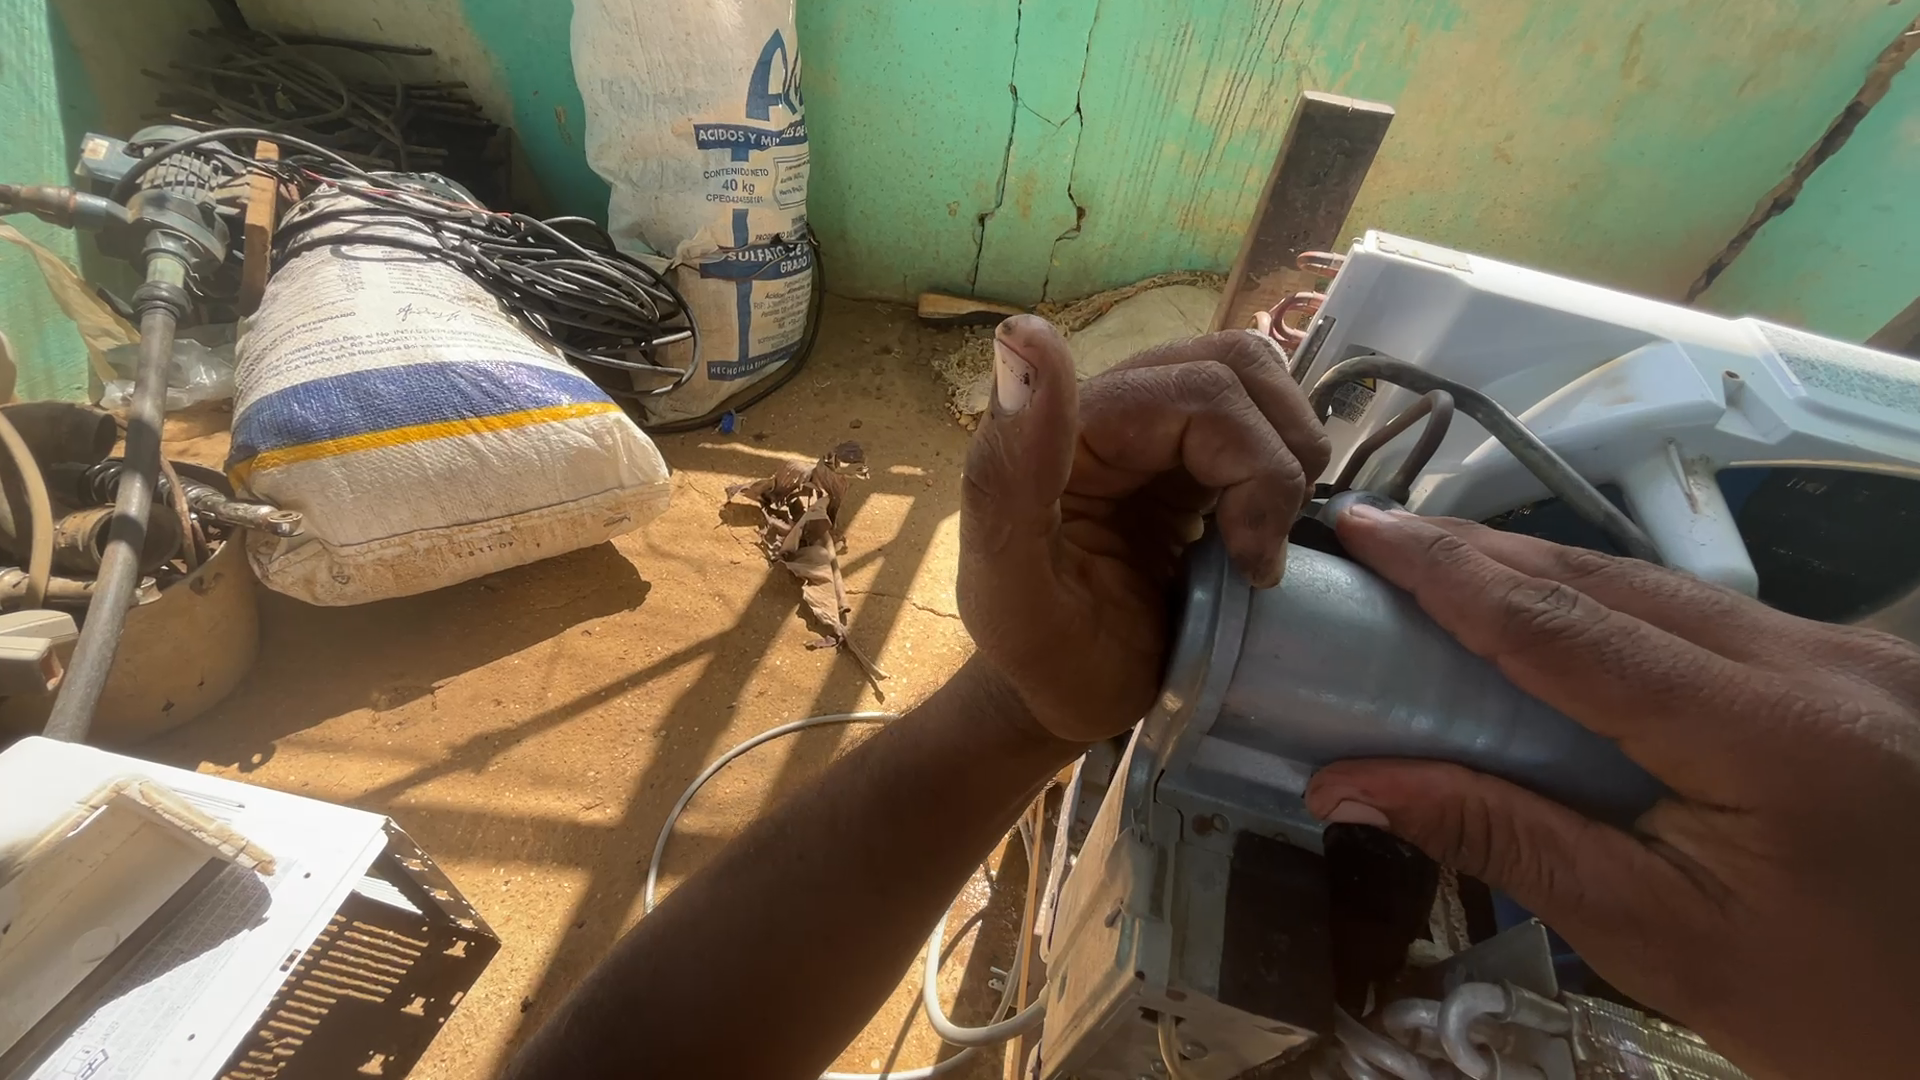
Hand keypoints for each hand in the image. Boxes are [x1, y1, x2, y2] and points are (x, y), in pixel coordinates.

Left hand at [957, 315, 1329, 743]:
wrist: (1072, 690)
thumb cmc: (1039, 656)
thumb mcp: (1010, 589)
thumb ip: (1005, 474)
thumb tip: (1023, 330)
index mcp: (1061, 429)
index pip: (1190, 390)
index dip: (1246, 458)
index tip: (1247, 558)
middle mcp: (1109, 413)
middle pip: (1235, 372)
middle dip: (1272, 462)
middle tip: (1254, 559)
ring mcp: (1154, 436)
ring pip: (1257, 389)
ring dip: (1284, 462)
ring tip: (1255, 551)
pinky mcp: (1189, 465)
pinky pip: (1260, 431)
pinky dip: (1280, 477)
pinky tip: (1256, 543)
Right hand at [1306, 508, 1919, 1079]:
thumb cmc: (1843, 1008)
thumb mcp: (1652, 938)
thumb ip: (1492, 838)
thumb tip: (1337, 788)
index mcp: (1775, 737)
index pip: (1561, 626)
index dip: (1445, 570)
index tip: (1360, 527)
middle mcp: (1822, 662)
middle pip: (1599, 579)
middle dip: (1469, 548)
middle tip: (1371, 531)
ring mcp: (1848, 654)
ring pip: (1642, 581)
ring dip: (1520, 563)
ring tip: (1427, 556)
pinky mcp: (1846, 667)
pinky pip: (1680, 608)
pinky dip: (1581, 594)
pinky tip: (1531, 604)